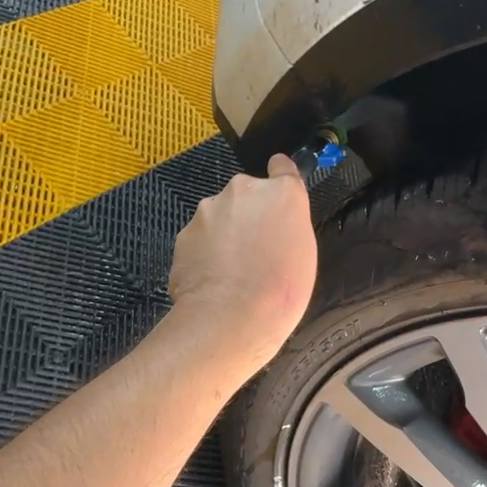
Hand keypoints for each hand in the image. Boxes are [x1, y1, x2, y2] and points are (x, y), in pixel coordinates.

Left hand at [165, 154, 316, 375]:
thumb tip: (270, 224)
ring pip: (218, 217)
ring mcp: (207, 211)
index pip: (281, 167)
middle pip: (245, 196)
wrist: (230, 318)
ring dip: (222, 234)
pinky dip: (203, 255)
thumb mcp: (302, 254)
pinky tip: (210, 282)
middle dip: (247, 215)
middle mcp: (242, 191)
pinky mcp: (183, 234)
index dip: (279, 176)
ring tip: (229, 273)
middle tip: (254, 251)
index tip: (277, 183)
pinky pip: (198, 240)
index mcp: (281, 194)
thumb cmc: (281, 291)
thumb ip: (286, 226)